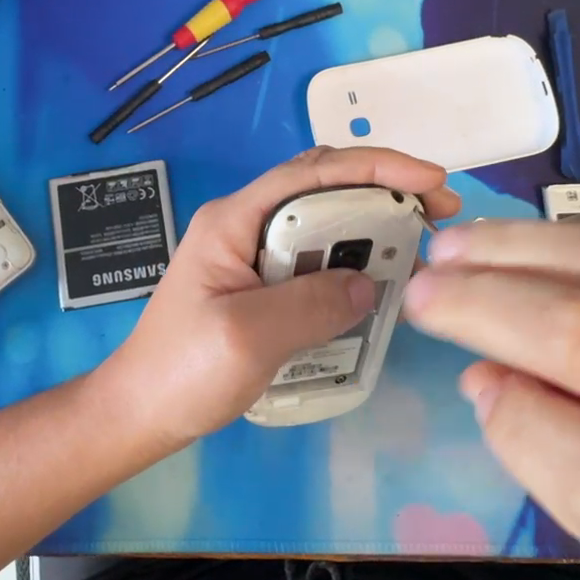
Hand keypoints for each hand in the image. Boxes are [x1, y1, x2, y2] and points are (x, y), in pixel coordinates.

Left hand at [95, 147, 460, 446]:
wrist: (140, 412)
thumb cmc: (183, 371)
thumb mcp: (249, 337)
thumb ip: (311, 304)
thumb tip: (369, 284)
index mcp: (234, 219)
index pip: (312, 172)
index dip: (375, 167)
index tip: (430, 180)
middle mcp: (245, 224)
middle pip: (323, 190)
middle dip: (383, 194)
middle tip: (440, 216)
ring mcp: (251, 254)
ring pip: (324, 225)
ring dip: (372, 231)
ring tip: (419, 252)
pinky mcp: (260, 285)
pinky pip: (315, 262)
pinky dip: (352, 266)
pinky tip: (379, 286)